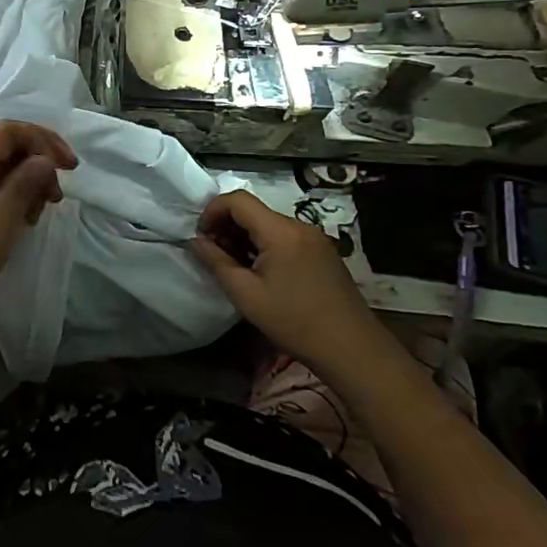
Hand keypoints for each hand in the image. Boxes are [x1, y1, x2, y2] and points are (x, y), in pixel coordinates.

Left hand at [0, 121, 77, 342]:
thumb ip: (22, 187)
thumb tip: (46, 160)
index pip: (8, 131)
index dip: (42, 139)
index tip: (68, 167)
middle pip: (12, 144)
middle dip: (42, 162)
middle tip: (57, 195)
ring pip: (11, 163)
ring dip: (34, 180)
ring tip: (40, 212)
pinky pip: (4, 182)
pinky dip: (22, 193)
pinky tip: (27, 218)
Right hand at [190, 190, 392, 379]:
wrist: (350, 346)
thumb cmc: (293, 322)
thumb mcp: (246, 295)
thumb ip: (217, 263)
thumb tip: (196, 241)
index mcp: (280, 231)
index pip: (238, 200)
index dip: (213, 210)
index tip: (201, 235)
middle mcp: (299, 225)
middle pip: (255, 211)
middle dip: (228, 225)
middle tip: (213, 253)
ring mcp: (314, 237)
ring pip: (270, 224)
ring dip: (246, 236)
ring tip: (234, 265)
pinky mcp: (322, 251)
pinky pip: (286, 236)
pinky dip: (266, 244)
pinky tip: (260, 271)